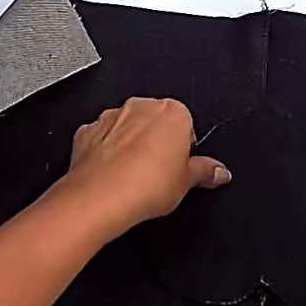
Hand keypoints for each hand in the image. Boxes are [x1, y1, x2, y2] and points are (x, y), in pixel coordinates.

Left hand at [50, 98, 230, 237]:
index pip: (186, 124)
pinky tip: (111, 175)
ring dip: (130, 144)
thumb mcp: (187, 182)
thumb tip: (218, 172)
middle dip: (158, 142)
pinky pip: (101, 138)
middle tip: (160, 173)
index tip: (181, 166)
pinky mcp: (86, 132)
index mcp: (173, 112)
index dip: (184, 148)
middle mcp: (141, 107)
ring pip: (127, 127)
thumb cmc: (144, 184)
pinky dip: (105, 151)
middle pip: (156, 122)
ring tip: (134, 177)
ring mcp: (111, 118)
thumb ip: (205, 171)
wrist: (99, 198)